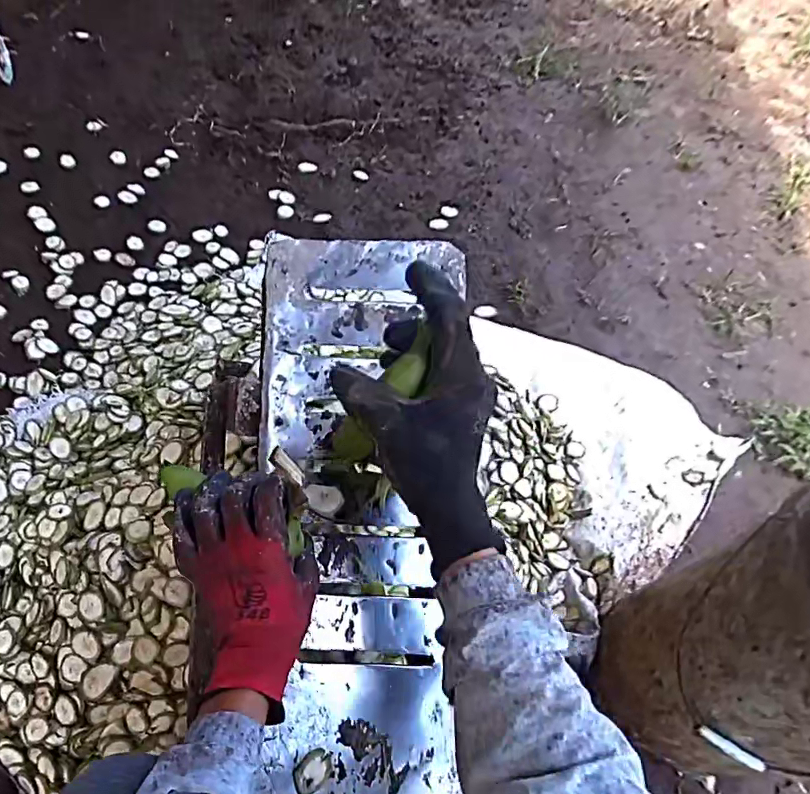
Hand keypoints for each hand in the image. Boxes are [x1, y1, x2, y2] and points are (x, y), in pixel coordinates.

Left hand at [172, 472, 317, 717]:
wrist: (252, 648)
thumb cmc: (283, 621)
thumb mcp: (307, 587)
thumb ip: (303, 560)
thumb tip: (299, 546)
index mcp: (267, 544)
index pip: (264, 497)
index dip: (269, 483)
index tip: (273, 483)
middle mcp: (235, 542)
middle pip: (229, 497)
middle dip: (237, 484)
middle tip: (241, 483)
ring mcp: (210, 554)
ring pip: (200, 509)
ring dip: (206, 492)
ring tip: (212, 485)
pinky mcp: (194, 568)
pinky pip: (180, 535)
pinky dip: (180, 517)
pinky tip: (183, 505)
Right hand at [330, 261, 504, 573]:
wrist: (449, 507)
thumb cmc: (426, 464)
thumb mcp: (388, 424)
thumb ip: (362, 395)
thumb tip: (338, 374)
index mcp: (462, 374)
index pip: (449, 317)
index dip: (431, 290)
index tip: (413, 269)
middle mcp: (471, 380)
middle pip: (445, 337)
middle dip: (413, 331)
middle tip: (384, 338)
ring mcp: (467, 400)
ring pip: (441, 361)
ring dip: (411, 356)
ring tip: (383, 367)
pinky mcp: (458, 417)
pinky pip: (437, 382)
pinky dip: (415, 378)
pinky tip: (393, 393)